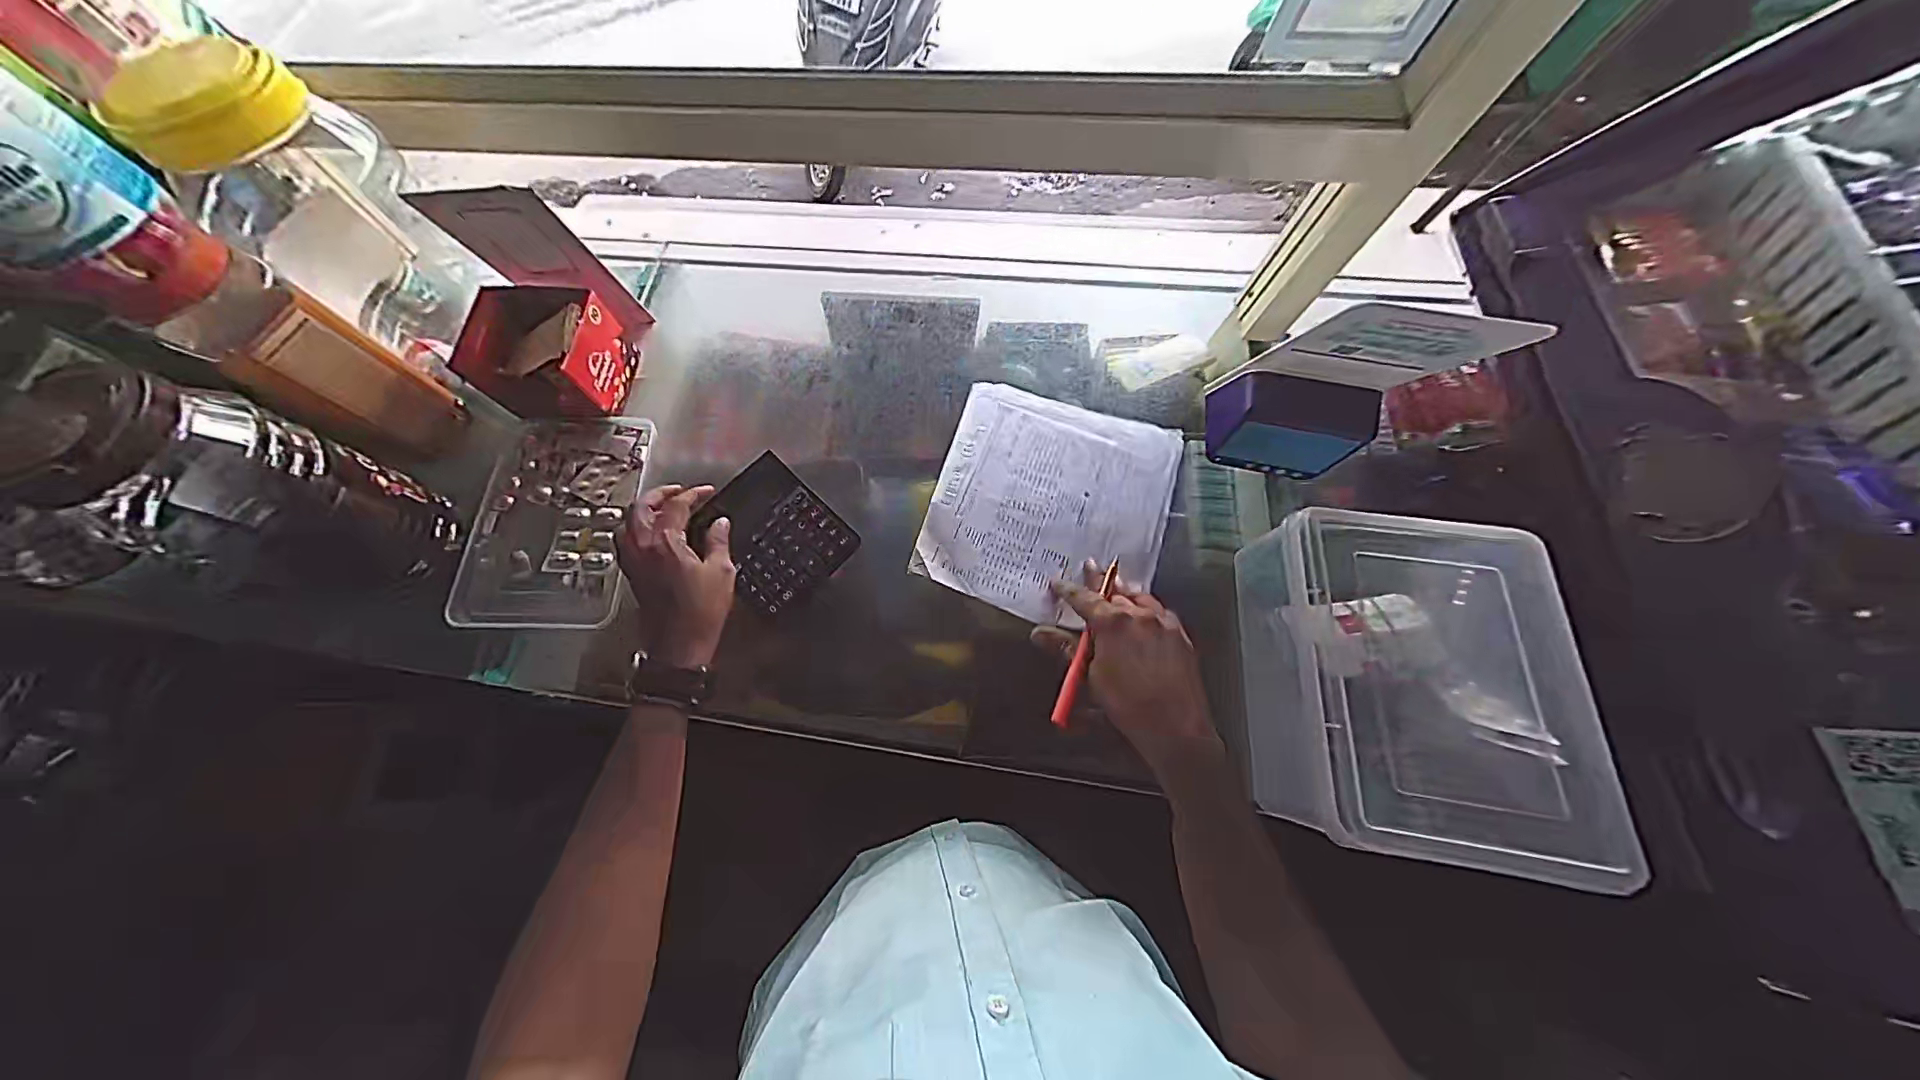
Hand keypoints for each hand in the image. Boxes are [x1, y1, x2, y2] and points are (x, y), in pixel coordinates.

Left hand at [618, 484, 735, 668]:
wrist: (679, 646)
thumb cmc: (699, 614)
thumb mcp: (722, 573)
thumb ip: (719, 542)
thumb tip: (720, 524)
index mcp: (666, 544)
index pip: (675, 506)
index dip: (693, 494)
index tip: (706, 492)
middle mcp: (643, 549)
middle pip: (642, 507)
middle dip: (661, 494)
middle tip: (680, 491)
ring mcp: (634, 562)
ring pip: (629, 522)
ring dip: (645, 509)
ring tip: (663, 507)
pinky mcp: (633, 574)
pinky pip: (626, 541)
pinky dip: (637, 529)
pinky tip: (650, 534)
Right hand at [1032, 561, 1221, 772]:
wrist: (1176, 727)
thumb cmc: (1128, 706)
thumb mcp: (1090, 677)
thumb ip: (1068, 649)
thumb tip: (1041, 634)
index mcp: (1113, 622)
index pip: (1084, 598)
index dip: (1068, 590)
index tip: (1058, 583)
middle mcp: (1140, 615)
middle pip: (1114, 592)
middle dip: (1099, 583)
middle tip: (1089, 569)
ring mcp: (1163, 623)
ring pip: (1139, 597)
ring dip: (1124, 593)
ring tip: (1116, 587)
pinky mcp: (1180, 634)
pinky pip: (1160, 612)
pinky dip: (1147, 608)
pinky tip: (1144, 614)